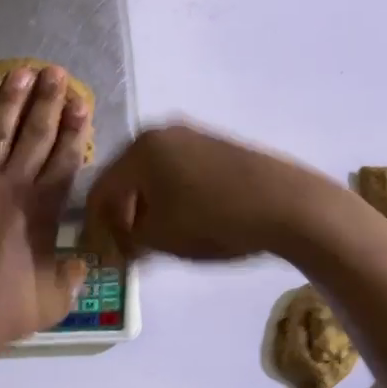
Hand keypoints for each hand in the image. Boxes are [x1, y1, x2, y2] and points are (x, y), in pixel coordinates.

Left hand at [0, 66, 91, 344]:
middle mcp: (9, 188)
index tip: (81, 103)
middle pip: (32, 136)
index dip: (75, 129)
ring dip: (7, 102)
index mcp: (40, 210)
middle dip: (46, 101)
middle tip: (54, 72)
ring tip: (18, 73)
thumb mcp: (53, 299)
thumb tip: (82, 263)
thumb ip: (71, 276)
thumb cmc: (3, 312)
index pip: (64, 160)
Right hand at [86, 124, 333, 261]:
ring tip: (162, 238)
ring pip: (154, 175)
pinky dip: (174, 196)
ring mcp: (192, 136)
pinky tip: (189, 221)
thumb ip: (130, 240)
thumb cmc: (213, 219)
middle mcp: (160, 133)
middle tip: (132, 248)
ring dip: (150, 207)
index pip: (100, 190)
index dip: (97, 226)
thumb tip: (125, 242)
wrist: (288, 205)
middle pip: (126, 179)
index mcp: (139, 149)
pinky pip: (180, 172)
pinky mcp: (218, 145)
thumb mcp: (161, 239)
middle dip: (125, 215)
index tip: (105, 254)